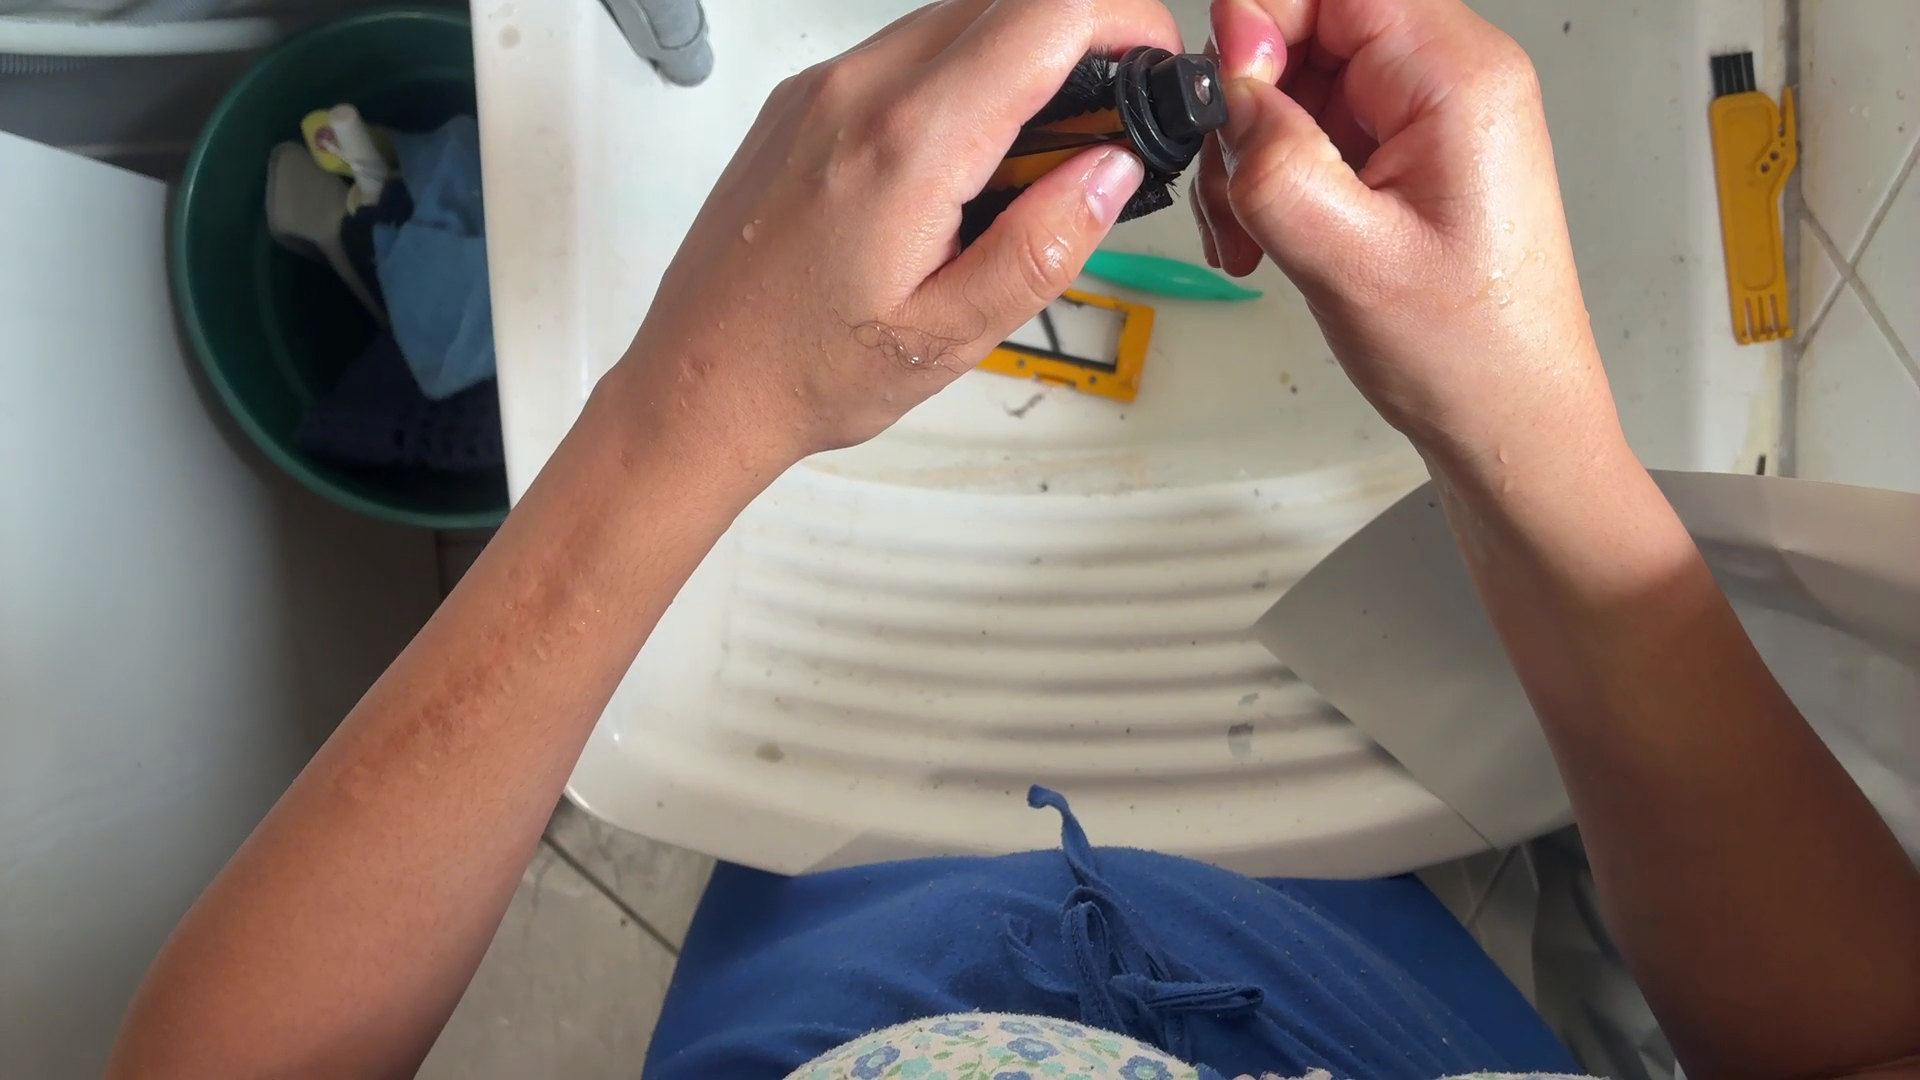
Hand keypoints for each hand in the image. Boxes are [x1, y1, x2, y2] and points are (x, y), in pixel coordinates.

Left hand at [611, 0, 1180, 471]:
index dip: (1124, 24)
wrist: (703, 382)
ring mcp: (820, 91)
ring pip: (954, 26)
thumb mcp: (947, 338)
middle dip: (1080, 47)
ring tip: (1025, 176)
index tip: (1156, 73)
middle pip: (1005, 3)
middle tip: (1100, 140)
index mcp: (905, 147)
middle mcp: (856, 92)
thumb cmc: (810, 373)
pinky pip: (903, 60)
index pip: (1047, 17)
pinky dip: (959, 90)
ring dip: (1017, 73)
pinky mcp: (802, 107)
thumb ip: (1040, 251)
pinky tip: (958, 174)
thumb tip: (1111, 172)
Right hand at [1191, 0, 1620, 468]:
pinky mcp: (1388, 168)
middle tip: (1231, 196)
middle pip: (1307, 34)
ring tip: (1246, 238)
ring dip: (1245, 163)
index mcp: (1455, 81)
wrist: (1498, 411)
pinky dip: (1262, 190)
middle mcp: (1439, 86)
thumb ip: (1278, 163)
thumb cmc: (1460, 346)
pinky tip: (1261, 241)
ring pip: (1293, 95)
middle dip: (1245, 111)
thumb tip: (1228, 93)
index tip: (1226, 97)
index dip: (1263, 19)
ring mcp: (1411, 129)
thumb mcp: (1347, 257)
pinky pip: (1303, 145)